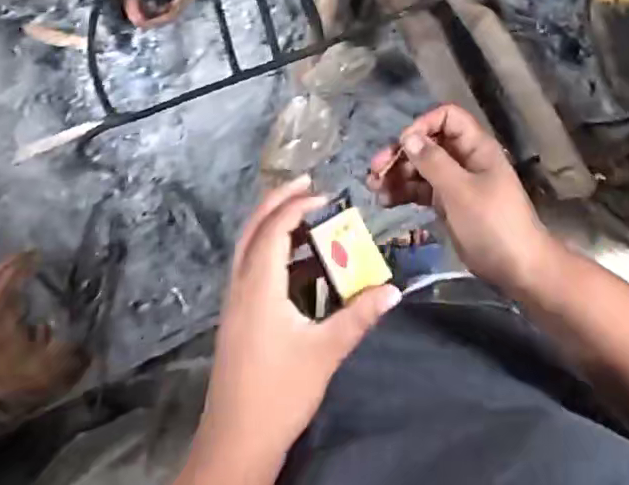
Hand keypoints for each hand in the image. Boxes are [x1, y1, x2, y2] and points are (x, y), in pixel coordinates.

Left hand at [180, 175, 400, 484]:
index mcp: (258, 287)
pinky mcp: (237, 317)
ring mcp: (235, 302)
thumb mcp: (325, 352)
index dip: (298, 206)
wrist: (234, 445)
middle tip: (308, 183)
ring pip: (250, 247)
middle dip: (279, 201)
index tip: (328, 196)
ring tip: (309, 216)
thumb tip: (393, 289)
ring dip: (275, 224)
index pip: (274, 229)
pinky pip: (252, 267)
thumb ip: (359, 316)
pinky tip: (301, 264)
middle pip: (254, 228)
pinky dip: (274, 250)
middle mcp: (240, 286)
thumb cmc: (279, 394)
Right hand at [366, 104, 562, 296]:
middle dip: (402, 153)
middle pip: (429, 143)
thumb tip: (408, 137)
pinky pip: (422, 190)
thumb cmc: (493, 224)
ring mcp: (456, 182)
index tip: (403, 144)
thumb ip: (434, 162)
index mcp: (476, 147)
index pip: (447, 118)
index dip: (423, 125)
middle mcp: (465, 159)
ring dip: (398, 174)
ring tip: (374, 187)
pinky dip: (404, 192)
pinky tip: (385, 201)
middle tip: (375, 169)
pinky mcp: (449, 204)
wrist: (518, 268)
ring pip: (422, 167)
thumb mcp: (461, 191)